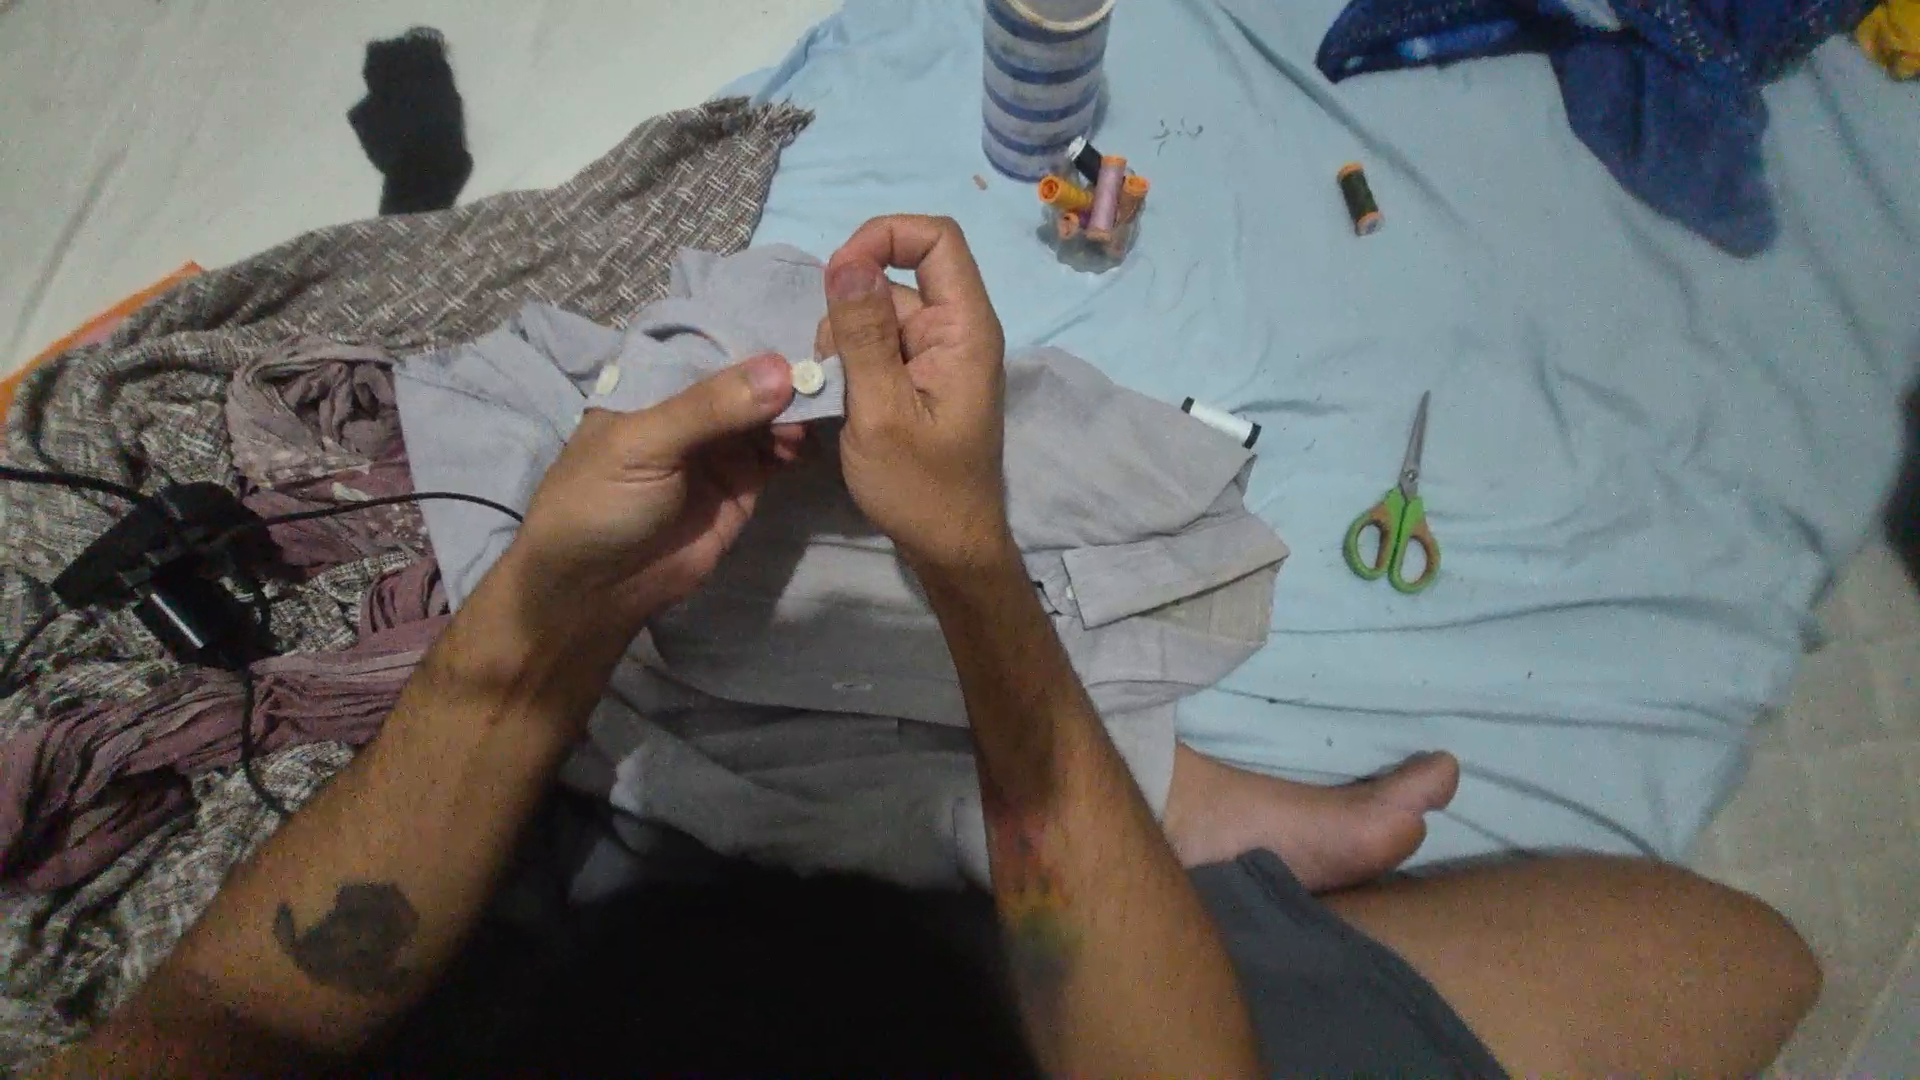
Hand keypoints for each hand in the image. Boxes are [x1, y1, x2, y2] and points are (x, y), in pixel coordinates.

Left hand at [508, 353, 801, 637]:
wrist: (598, 588)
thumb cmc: (601, 502)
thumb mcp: (645, 444)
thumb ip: (710, 407)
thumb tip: (783, 371)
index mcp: (657, 385)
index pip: (716, 351)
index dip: (758, 346)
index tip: (807, 337)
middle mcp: (694, 411)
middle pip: (751, 385)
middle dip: (787, 383)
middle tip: (823, 384)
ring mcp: (721, 448)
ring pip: (770, 419)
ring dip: (796, 416)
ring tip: (817, 418)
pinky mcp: (743, 485)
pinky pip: (778, 457)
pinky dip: (798, 449)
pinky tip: (811, 446)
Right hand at [819, 215, 1012, 569]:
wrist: (947, 544)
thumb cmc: (920, 487)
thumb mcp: (880, 410)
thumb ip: (863, 334)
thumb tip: (846, 261)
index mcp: (965, 329)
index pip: (936, 238)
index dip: (883, 237)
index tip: (838, 277)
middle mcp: (956, 332)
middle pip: (895, 281)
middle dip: (849, 313)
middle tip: (832, 372)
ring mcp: (938, 358)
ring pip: (877, 317)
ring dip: (844, 346)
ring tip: (837, 398)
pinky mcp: (921, 380)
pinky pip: (879, 349)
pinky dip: (852, 366)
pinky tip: (842, 403)